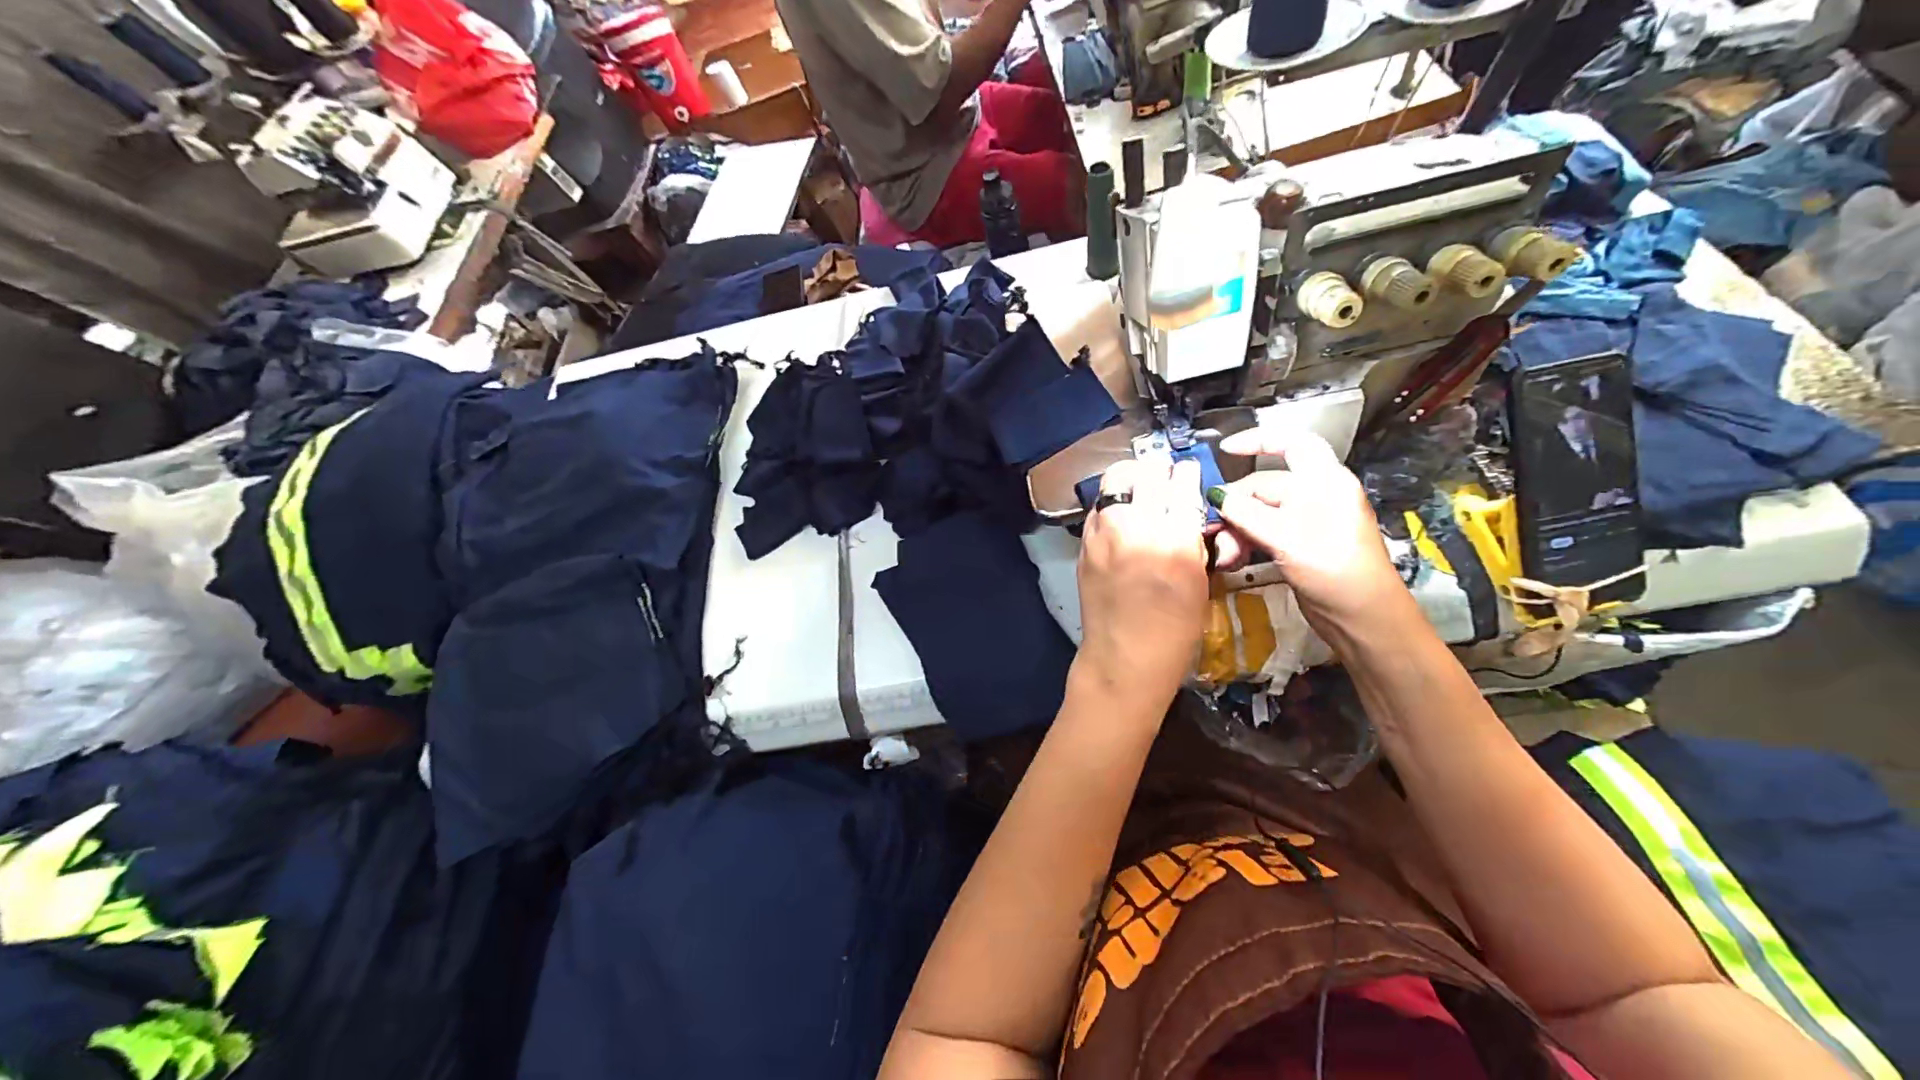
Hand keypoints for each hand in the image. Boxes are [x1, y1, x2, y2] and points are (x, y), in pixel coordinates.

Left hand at [1075, 458, 1209, 705]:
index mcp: (1175, 540)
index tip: (1188, 469)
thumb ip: (1191, 538)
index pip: (1182, 485)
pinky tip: (1120, 516)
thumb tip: (1186, 509)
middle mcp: (1137, 528)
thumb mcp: (1199, 579)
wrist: (1124, 657)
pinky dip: (1111, 504)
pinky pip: (1098, 508)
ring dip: (1131, 480)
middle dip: (1158, 469)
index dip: (1187, 473)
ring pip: (1115, 482)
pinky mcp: (1085, 544)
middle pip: (1147, 473)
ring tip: (1140, 489)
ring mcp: (1104, 534)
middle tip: (1164, 475)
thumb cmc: (1174, 629)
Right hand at [1207, 430, 1405, 628]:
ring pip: (1260, 514)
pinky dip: (1247, 543)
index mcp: (1323, 481)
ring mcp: (1307, 523)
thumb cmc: (1332, 568)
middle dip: (1235, 508)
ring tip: (1225, 556)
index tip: (1226, 450)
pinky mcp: (1300, 547)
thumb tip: (1216, 495)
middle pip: (1264, 487)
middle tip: (1213, 534)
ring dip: (1237, 531)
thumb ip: (1246, 513)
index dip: (1259, 441)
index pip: (1292, 444)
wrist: (1362, 617)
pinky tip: (1234, 560)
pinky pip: (1264, 535)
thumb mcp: (1284, 536)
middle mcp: (1316, 496)